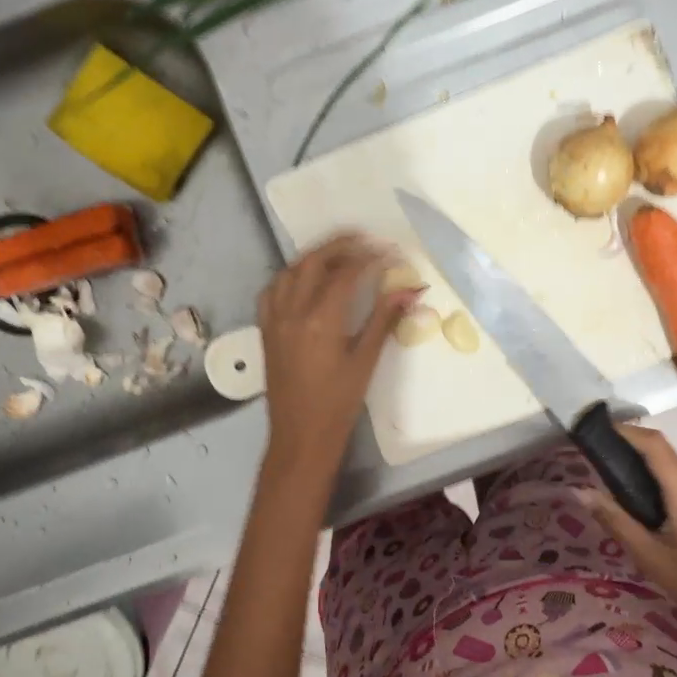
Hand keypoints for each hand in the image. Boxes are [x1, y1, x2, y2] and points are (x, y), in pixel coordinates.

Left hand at [256, 233, 415, 472]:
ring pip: (290, 272)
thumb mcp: (365, 362)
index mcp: (321, 322)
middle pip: (314, 262)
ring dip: (314, 256)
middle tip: (365, 240)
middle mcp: (293, 313)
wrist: (300, 437)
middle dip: (340, 245)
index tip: (390, 252)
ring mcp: (274, 320)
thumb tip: (409, 290)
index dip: (370, 258)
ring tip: (338, 252)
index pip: (347, 274)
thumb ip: (383, 321)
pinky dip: (290, 276)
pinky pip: (272, 291)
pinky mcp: (266, 330)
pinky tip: (305, 278)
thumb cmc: (338, 404)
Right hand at [584, 424, 676, 649]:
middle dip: (630, 455)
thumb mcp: (653, 559)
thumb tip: (580, 492)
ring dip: (647, 474)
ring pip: (674, 471)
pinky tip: (651, 514)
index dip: (625, 431)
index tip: (597, 431)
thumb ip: (617, 522)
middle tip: (598, 471)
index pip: (654, 443)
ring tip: (619, 496)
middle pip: (662, 456)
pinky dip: (664, 487)